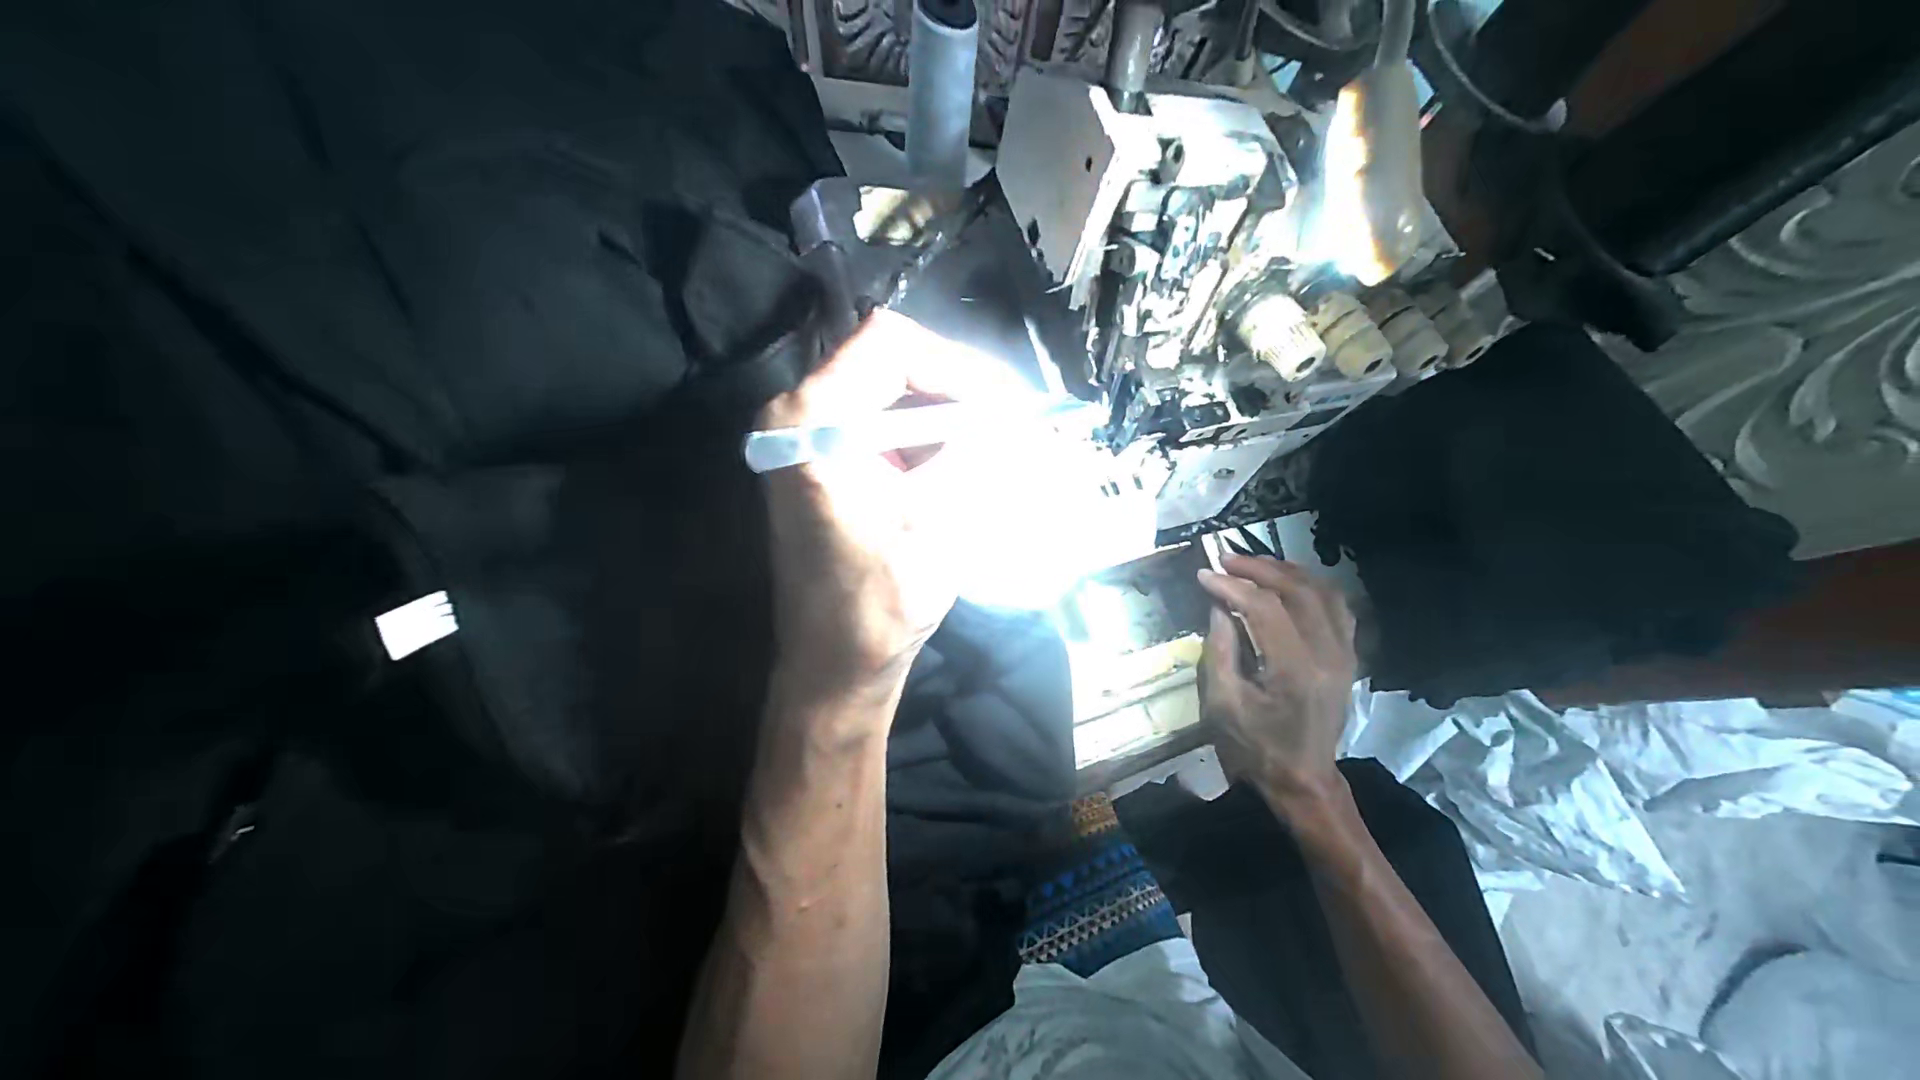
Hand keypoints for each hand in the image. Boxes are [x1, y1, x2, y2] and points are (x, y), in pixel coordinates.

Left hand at [759, 312, 980, 718]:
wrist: (834, 667)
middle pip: (895, 363)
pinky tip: (975, 461)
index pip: (890, 346)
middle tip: (1020, 421)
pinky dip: (939, 437)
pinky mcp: (837, 463)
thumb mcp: (937, 522)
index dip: (958, 365)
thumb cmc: (875, 608)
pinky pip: (895, 426)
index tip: (1008, 407)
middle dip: (964, 388)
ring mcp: (818, 441)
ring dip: (956, 413)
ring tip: (1009, 441)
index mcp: (811, 423)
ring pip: (901, 394)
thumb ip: (976, 451)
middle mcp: (804, 418)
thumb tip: (1021, 409)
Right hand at [1196, 554, 1357, 808]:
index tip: (1203, 574)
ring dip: (1286, 572)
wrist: (1303, 779)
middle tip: (1225, 560)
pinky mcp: (1348, 657)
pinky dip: (1312, 587)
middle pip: (1297, 591)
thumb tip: (1218, 604)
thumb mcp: (1222, 703)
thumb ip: (1220, 649)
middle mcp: (1328, 656)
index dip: (1231, 586)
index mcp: (1294, 671)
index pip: (1264, 609)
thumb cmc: (1255, 747)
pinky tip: (1287, 583)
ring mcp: (1344, 655)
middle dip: (1258, 569)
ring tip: (1253, 565)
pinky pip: (1338, 607)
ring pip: (1322, 592)